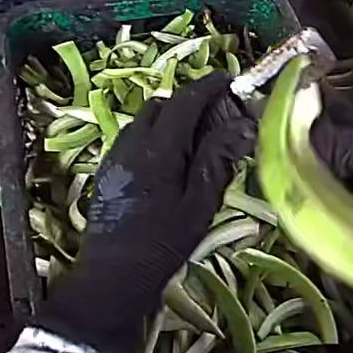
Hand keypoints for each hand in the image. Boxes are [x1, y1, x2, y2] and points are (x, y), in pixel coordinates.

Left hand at [37, 73, 254, 352]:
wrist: (113, 274)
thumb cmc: (163, 242)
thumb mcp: (199, 202)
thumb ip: (218, 158)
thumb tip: (244, 123)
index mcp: (158, 148)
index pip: (185, 101)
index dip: (208, 86)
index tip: (228, 79)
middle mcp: (131, 143)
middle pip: (163, 104)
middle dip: (190, 101)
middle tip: (218, 115)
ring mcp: (115, 154)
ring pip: (145, 119)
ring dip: (171, 118)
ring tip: (196, 139)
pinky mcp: (108, 168)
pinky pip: (133, 137)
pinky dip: (155, 134)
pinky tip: (170, 160)